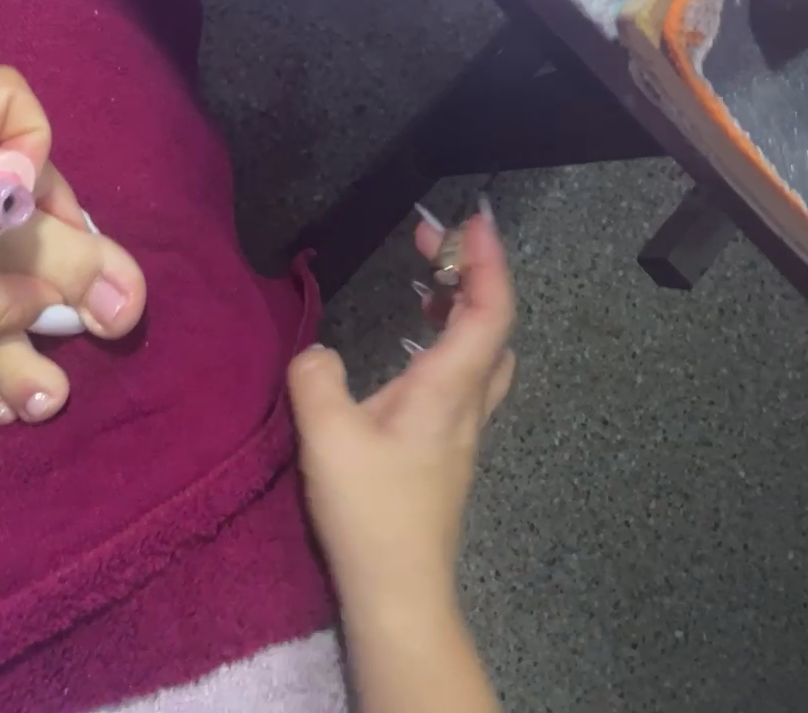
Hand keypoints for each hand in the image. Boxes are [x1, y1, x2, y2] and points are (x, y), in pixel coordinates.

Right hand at [288, 205, 515, 618]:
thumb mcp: (326, 436)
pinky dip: (448, 336)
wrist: (398, 589)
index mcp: (447, 388)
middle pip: (491, 322)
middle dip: (468, 269)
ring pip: (482, 348)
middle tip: (430, 239)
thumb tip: (319, 353)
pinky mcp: (447, 443)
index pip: (488, 310)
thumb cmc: (370, 510)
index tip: (472, 218)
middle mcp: (466, 401)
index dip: (486, 260)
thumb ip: (316, 378)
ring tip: (423, 279)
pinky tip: (412, 345)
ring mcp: (462, 425)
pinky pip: (463, 371)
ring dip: (460, 303)